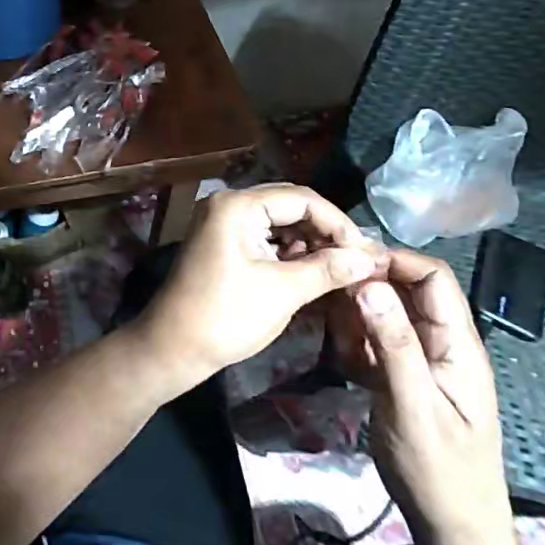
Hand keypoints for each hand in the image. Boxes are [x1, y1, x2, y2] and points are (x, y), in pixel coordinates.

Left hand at [133, 183, 385, 391]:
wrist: (174, 346)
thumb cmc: (226, 316)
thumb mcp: (283, 291)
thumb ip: (328, 269)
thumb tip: (370, 257)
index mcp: (237, 205)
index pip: (301, 198)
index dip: (337, 223)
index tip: (365, 252)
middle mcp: (228, 203)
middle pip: (290, 205)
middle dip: (325, 231)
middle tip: (356, 260)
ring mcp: (222, 222)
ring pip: (279, 221)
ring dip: (309, 242)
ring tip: (339, 268)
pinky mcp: (223, 242)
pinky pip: (264, 236)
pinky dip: (289, 251)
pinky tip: (311, 271)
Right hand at [328, 249, 512, 544]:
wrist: (452, 528)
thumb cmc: (440, 471)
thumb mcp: (415, 407)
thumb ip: (395, 344)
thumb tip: (369, 283)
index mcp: (457, 344)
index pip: (433, 277)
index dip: (394, 261)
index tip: (348, 262)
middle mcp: (441, 344)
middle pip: (406, 290)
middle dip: (367, 281)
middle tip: (325, 284)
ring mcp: (421, 360)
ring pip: (386, 313)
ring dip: (356, 309)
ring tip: (325, 315)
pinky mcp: (401, 377)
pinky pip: (376, 340)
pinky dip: (354, 336)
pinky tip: (336, 345)